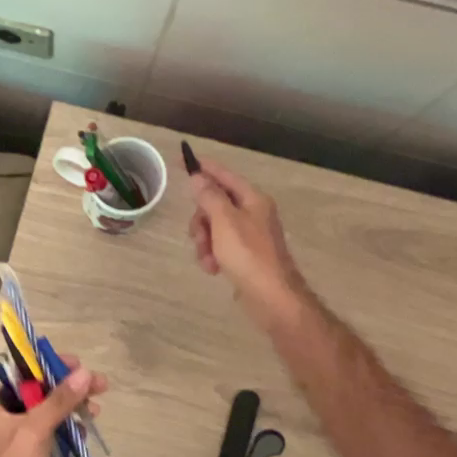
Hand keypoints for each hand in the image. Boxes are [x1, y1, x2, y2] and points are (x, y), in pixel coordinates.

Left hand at [0, 365, 106, 456]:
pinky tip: (87, 425)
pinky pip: (61, 429)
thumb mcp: (36, 428)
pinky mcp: (42, 449)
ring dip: (76, 405)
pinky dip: (74, 425)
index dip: (49, 366)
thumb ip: (60, 400)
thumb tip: (85, 374)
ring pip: (56, 410)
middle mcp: (11, 415)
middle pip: (44, 391)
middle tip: (99, 383)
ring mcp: (28, 433)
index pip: (25, 374)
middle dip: (70, 387)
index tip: (76, 363)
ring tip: (96, 406)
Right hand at [188, 160, 310, 327]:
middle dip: (201, 221)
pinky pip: (221, 246)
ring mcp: (250, 235)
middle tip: (198, 237)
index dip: (204, 168)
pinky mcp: (246, 255)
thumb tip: (198, 177)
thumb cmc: (248, 255)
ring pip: (215, 228)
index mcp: (253, 200)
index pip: (225, 176)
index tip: (184, 160)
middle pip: (216, 204)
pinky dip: (213, 255)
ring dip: (204, 242)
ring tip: (207, 260)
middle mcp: (253, 213)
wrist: (271, 296)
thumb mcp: (224, 222)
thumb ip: (210, 197)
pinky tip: (213, 269)